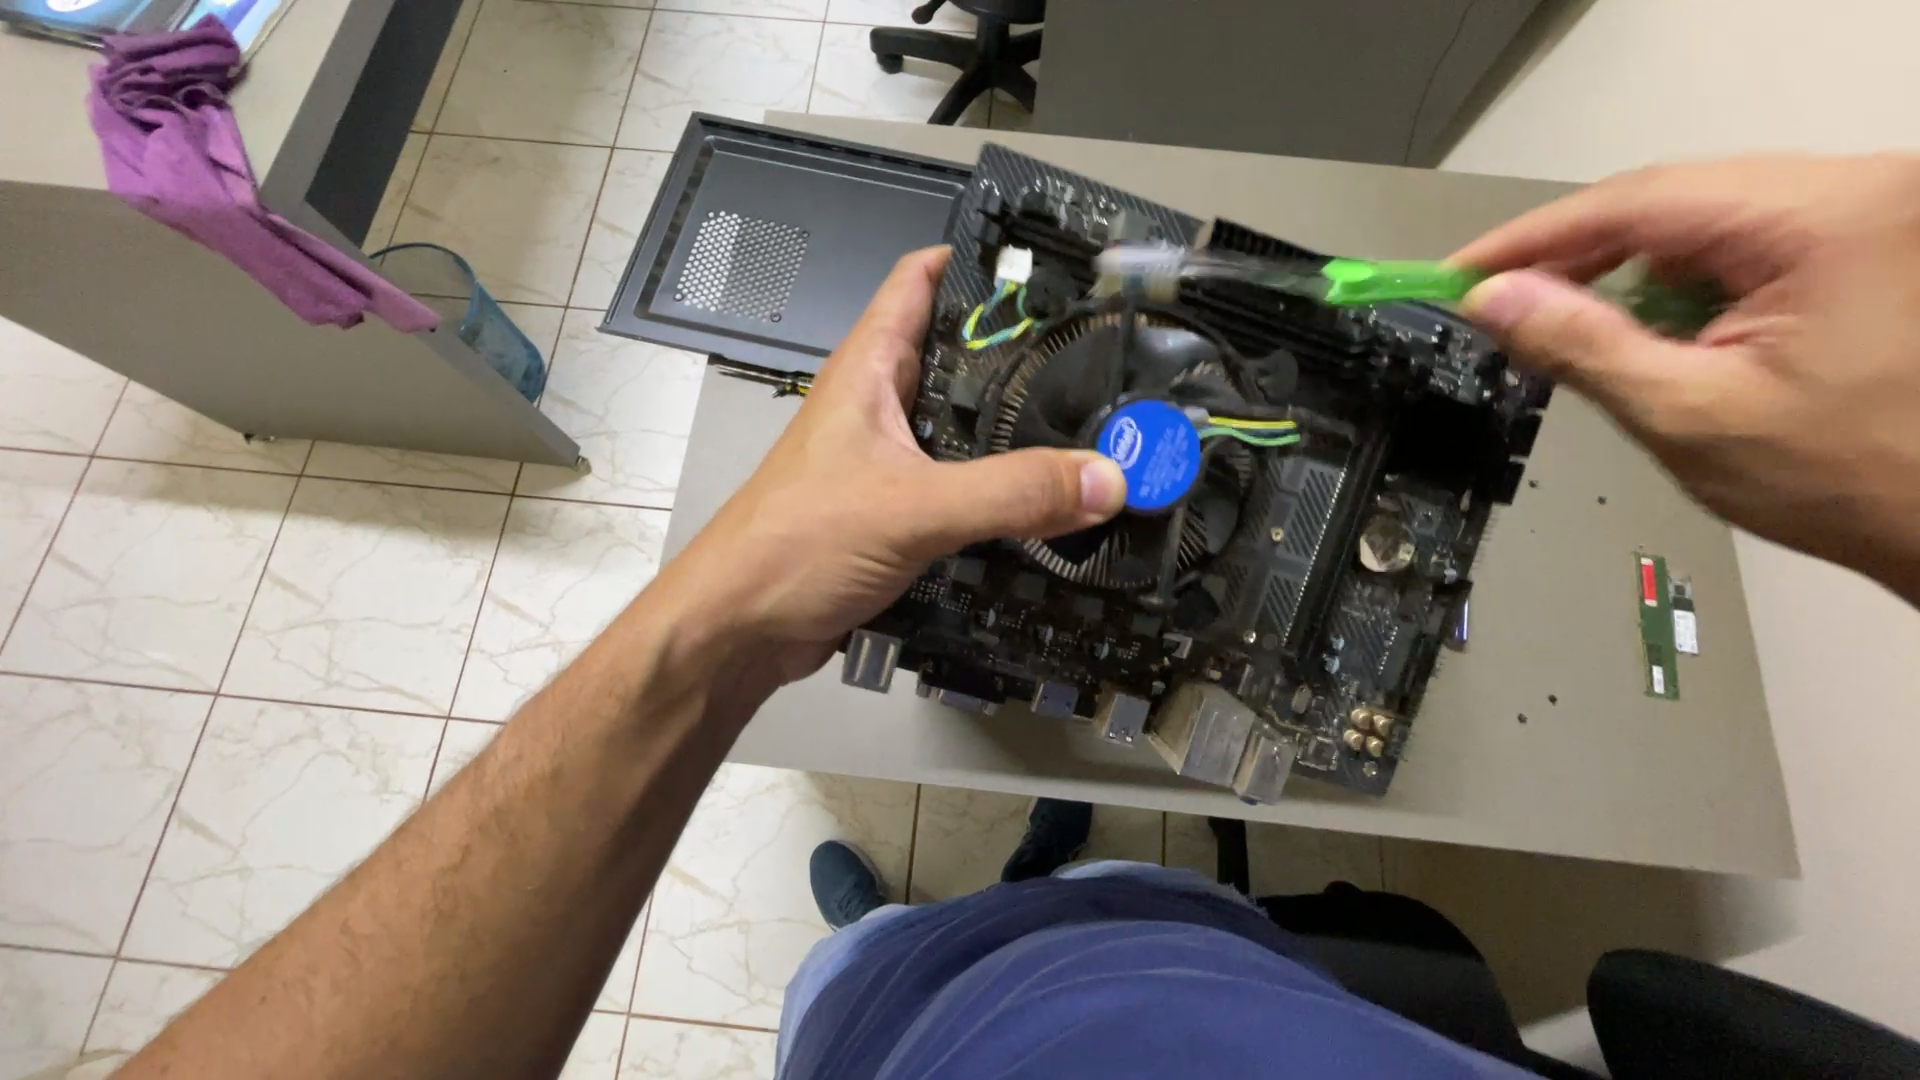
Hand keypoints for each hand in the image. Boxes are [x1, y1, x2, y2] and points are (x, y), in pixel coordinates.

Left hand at [661, 247, 1127, 682]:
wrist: (740, 628)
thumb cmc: (795, 544)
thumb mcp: (911, 507)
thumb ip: (1010, 492)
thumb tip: (1107, 479)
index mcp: (868, 370)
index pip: (921, 280)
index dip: (977, 260)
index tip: (1049, 266)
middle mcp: (878, 407)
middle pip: (956, 358)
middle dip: (1018, 355)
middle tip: (1095, 359)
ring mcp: (885, 462)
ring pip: (961, 430)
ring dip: (1013, 431)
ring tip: (1087, 431)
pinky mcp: (894, 514)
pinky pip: (959, 488)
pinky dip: (999, 491)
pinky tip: (1044, 506)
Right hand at [1452, 155, 1919, 601]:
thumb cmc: (1840, 476)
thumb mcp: (1685, 412)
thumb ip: (1580, 345)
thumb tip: (1489, 299)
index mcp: (1833, 218)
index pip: (1643, 199)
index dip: (1534, 235)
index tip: (1458, 272)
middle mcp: (1862, 190)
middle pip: (1670, 199)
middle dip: (1569, 251)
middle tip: (1491, 299)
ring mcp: (1867, 214)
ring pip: (1696, 219)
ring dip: (1615, 268)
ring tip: (1551, 319)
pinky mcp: (1862, 244)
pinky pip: (1732, 242)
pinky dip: (1665, 281)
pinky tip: (1631, 324)